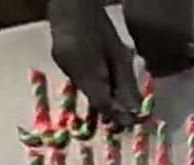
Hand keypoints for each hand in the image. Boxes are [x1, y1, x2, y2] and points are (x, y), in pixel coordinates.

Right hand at [48, 0, 142, 129]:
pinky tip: (103, 80)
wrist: (71, 0)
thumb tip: (133, 111)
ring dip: (103, 96)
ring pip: (88, 92)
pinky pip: (80, 81)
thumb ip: (126, 84)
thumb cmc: (99, 24)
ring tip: (118, 97)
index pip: (104, 104)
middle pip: (95, 100)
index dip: (118, 115)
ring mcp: (64, 68)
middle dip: (112, 108)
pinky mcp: (60, 62)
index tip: (132, 123)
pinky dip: (94, 85)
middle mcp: (72, 73)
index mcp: (87, 70)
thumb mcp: (119, 54)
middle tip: (127, 113)